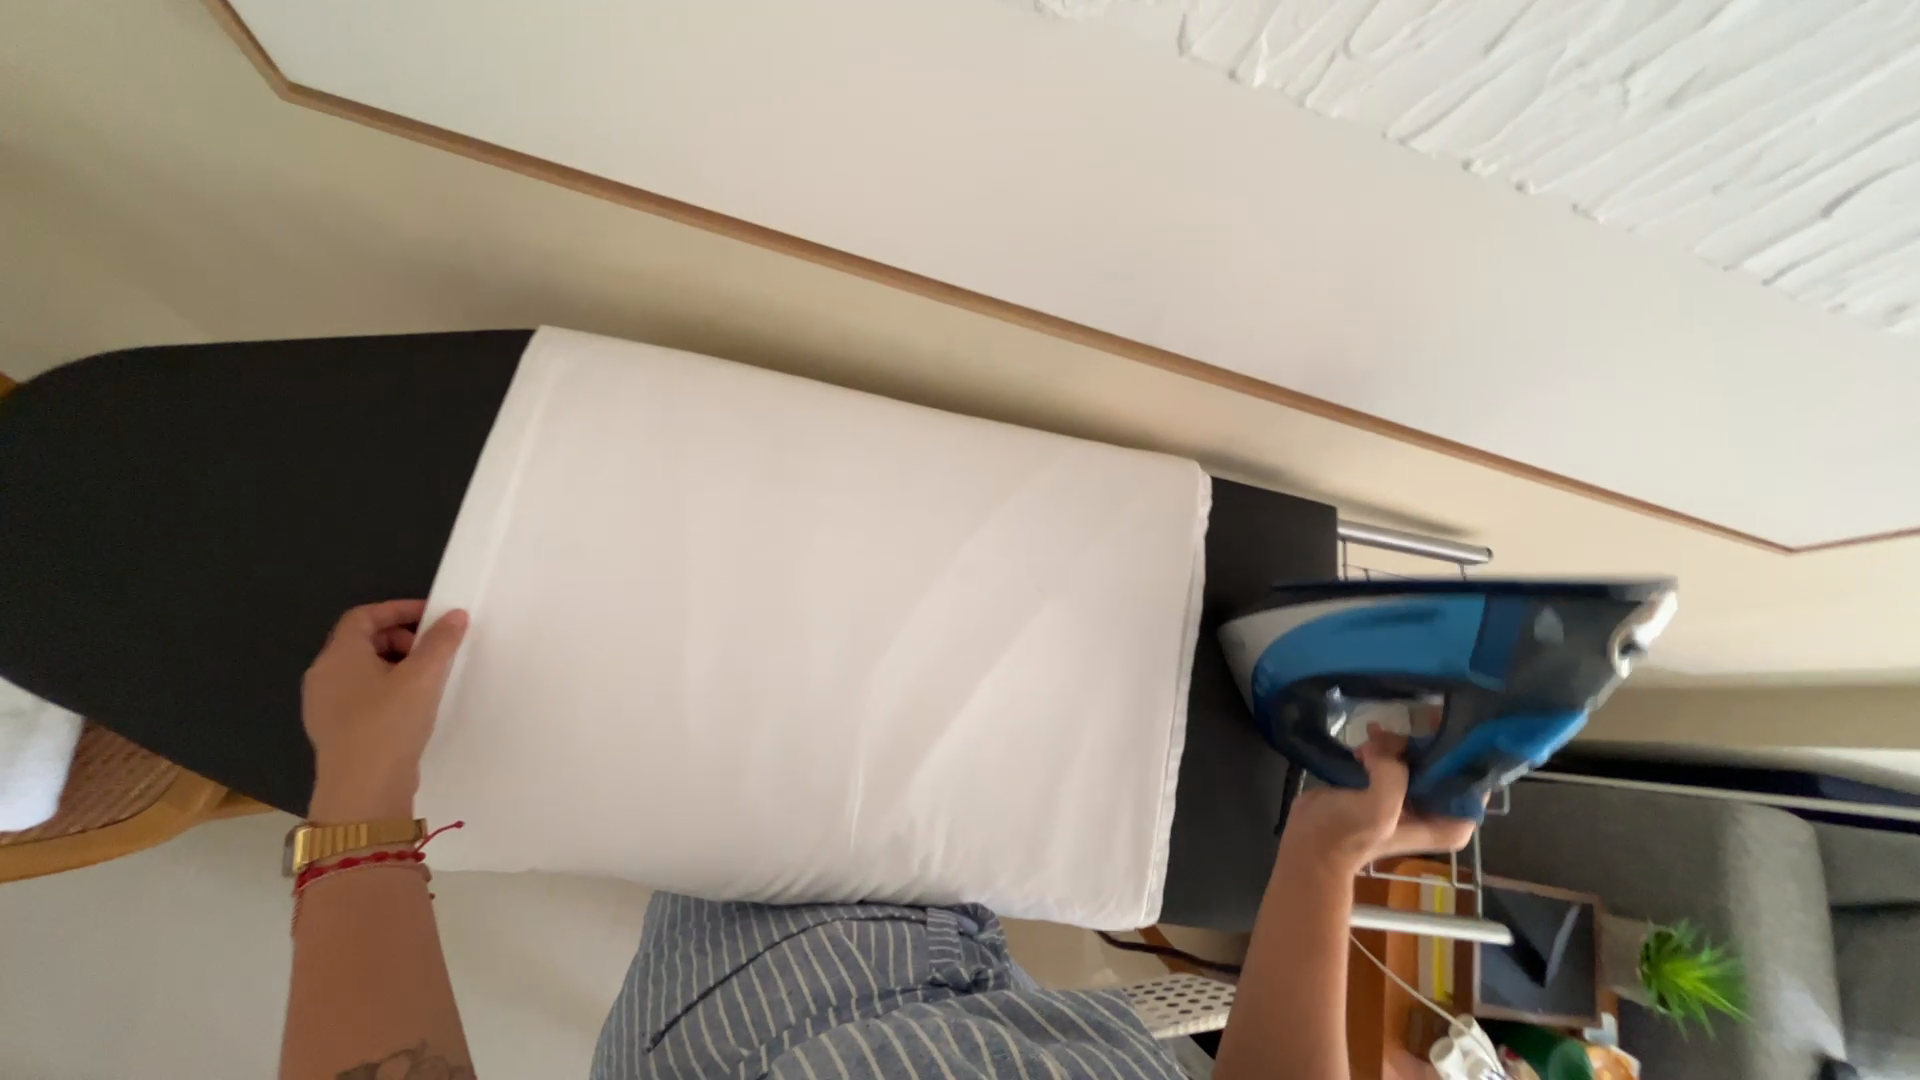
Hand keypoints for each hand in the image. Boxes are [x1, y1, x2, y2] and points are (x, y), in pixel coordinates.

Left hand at [303, 600, 468, 822]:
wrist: (364, 786)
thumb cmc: (390, 721)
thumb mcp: (424, 676)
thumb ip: (441, 641)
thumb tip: (454, 615)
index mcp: (339, 656)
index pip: (363, 616)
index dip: (398, 609)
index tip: (434, 617)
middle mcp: (323, 675)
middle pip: (362, 640)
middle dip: (401, 638)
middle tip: (433, 651)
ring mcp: (325, 704)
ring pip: (362, 669)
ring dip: (397, 664)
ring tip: (427, 679)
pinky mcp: (335, 727)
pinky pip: (361, 693)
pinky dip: (387, 687)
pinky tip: (411, 705)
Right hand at [1281, 729, 1477, 876]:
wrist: (1311, 846)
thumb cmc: (1349, 834)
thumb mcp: (1379, 809)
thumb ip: (1392, 774)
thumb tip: (1380, 746)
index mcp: (1450, 823)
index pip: (1472, 779)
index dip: (1460, 751)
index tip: (1438, 725)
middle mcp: (1436, 809)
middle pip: (1442, 764)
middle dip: (1419, 744)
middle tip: (1390, 735)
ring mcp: (1409, 798)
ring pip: (1416, 758)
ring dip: (1394, 744)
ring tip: (1370, 738)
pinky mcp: (1383, 789)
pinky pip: (1393, 760)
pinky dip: (1380, 747)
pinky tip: (1362, 743)